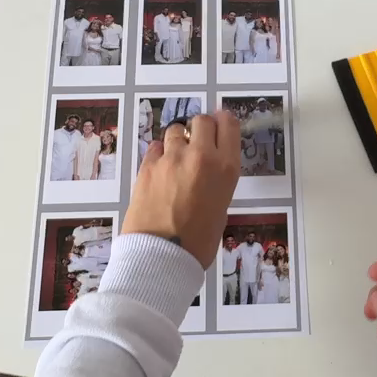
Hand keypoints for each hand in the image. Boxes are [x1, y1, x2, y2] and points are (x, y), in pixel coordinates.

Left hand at [123, 112, 240, 267]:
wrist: (162, 256)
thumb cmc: (199, 242)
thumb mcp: (221, 207)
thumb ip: (216, 181)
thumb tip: (206, 172)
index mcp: (226, 168)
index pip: (229, 124)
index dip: (224, 123)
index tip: (220, 128)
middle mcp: (201, 156)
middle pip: (202, 120)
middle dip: (201, 129)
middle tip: (198, 145)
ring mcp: (172, 158)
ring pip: (176, 130)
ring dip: (178, 141)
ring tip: (176, 160)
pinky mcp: (148, 166)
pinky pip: (156, 147)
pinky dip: (159, 154)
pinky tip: (160, 170)